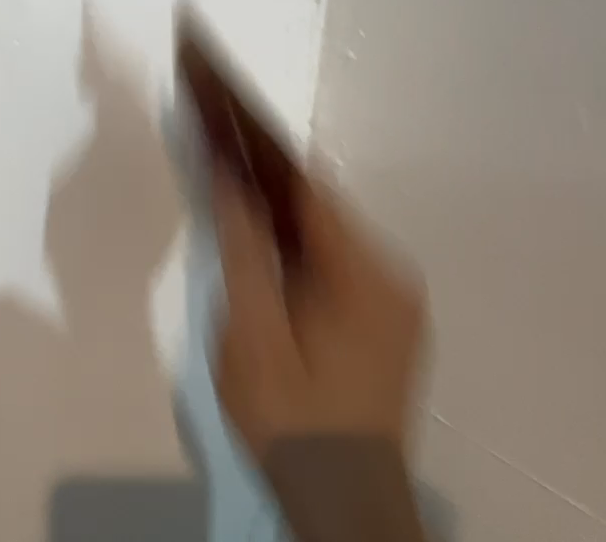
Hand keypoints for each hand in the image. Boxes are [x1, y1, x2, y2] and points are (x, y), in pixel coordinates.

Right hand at [211, 169, 428, 463]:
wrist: (340, 492)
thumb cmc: (287, 410)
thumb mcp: (251, 330)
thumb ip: (242, 247)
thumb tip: (227, 177)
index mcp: (364, 274)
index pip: (309, 187)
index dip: (262, 148)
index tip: (222, 114)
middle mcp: (390, 275)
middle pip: (319, 202)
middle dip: (265, 175)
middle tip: (213, 149)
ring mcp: (391, 297)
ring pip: (325, 228)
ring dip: (277, 205)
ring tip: (225, 180)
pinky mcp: (381, 316)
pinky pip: (333, 254)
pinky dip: (293, 236)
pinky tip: (258, 235)